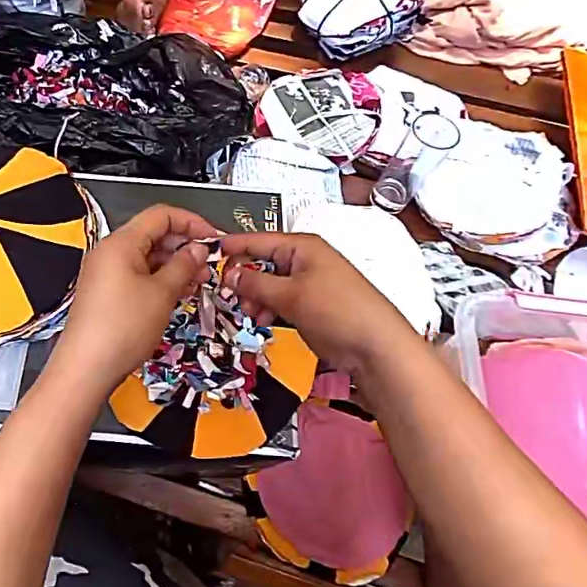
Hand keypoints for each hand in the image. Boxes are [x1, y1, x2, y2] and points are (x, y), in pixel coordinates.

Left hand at [52, 205, 215, 396]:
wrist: (86, 368)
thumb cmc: (121, 329)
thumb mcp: (163, 293)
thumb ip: (184, 265)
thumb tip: (197, 249)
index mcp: (121, 243)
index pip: (161, 215)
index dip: (191, 222)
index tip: (212, 238)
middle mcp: (110, 252)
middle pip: (154, 234)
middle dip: (184, 245)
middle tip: (208, 263)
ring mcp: (106, 272)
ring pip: (148, 257)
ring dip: (175, 265)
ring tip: (198, 281)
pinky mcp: (107, 292)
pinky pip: (138, 275)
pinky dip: (160, 279)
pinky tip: (178, 293)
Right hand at [220, 232, 417, 374]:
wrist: (375, 346)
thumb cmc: (344, 312)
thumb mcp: (290, 295)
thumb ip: (256, 282)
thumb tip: (232, 273)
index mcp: (303, 246)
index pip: (259, 239)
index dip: (234, 246)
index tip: (211, 253)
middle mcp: (306, 261)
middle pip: (262, 262)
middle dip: (245, 278)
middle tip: (233, 294)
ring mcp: (309, 283)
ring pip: (269, 284)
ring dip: (255, 297)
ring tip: (251, 312)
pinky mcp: (312, 305)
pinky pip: (281, 300)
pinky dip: (269, 308)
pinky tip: (264, 319)